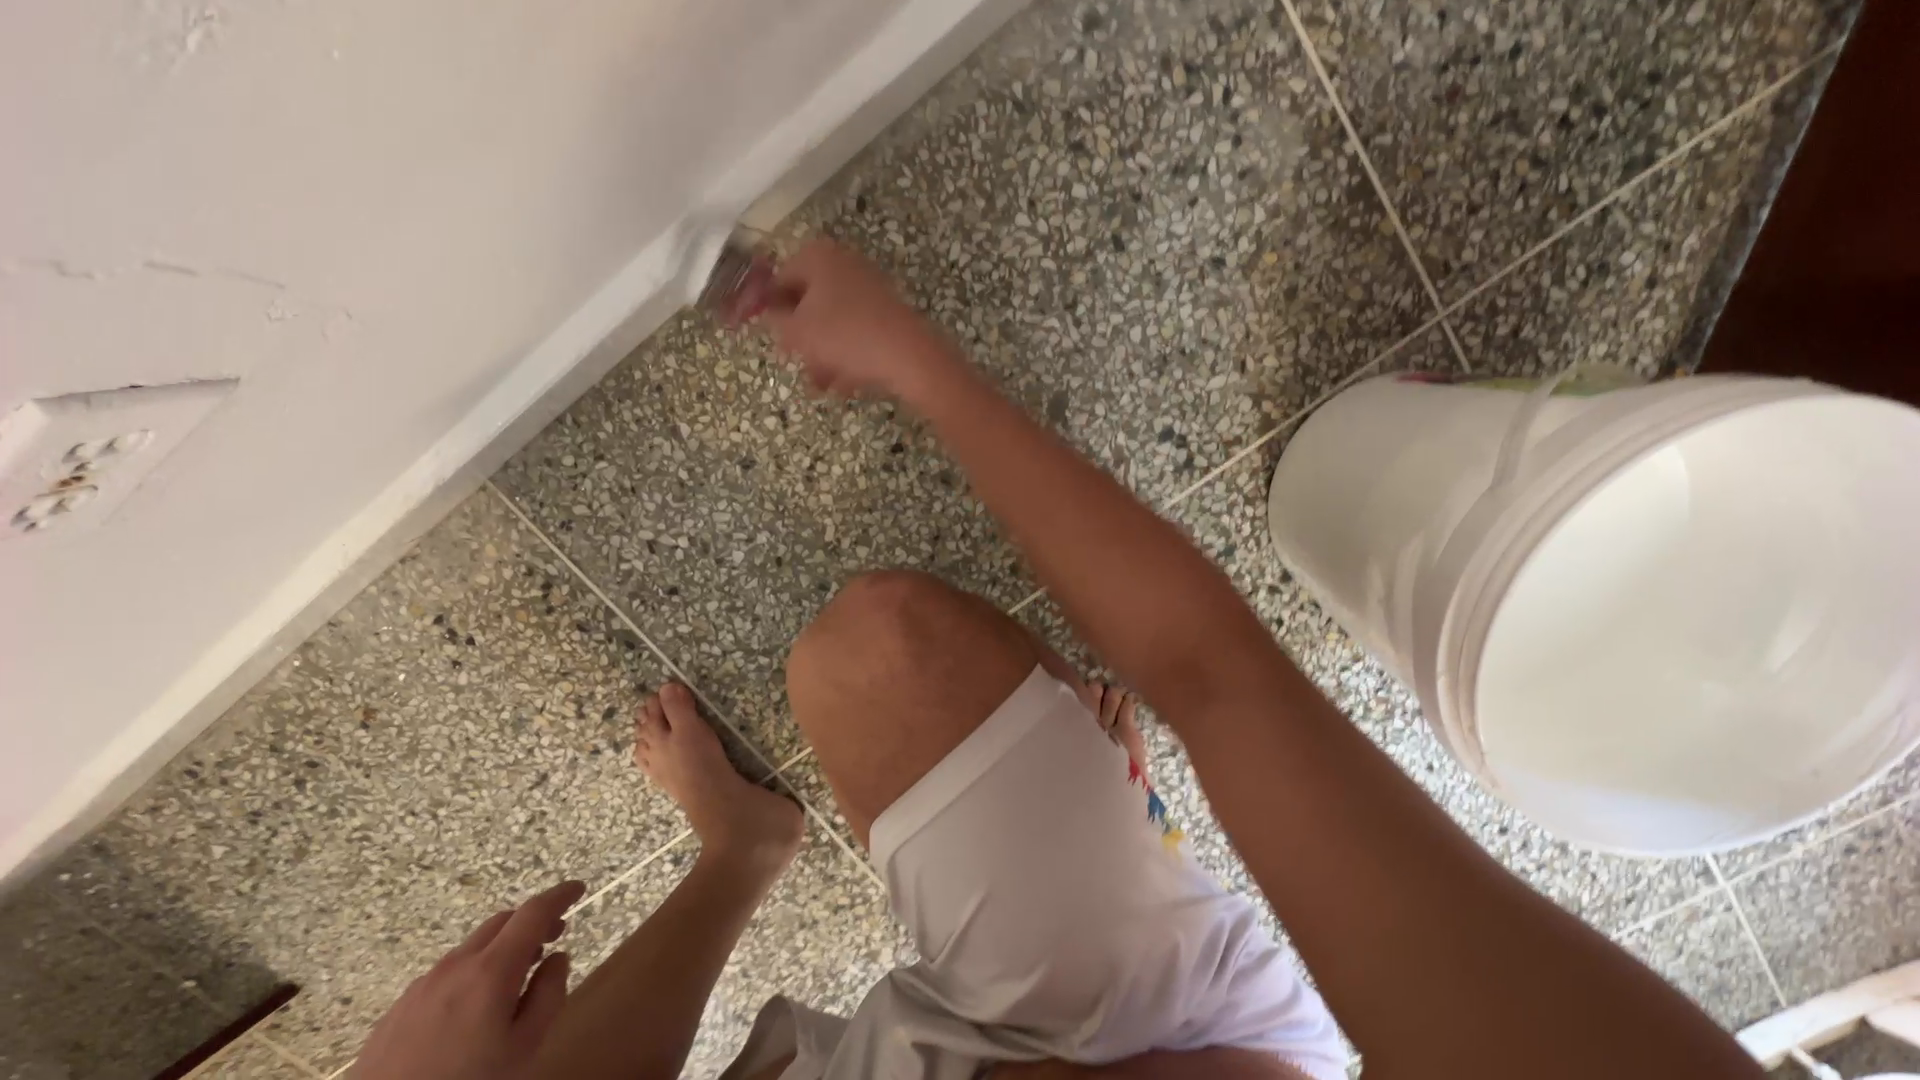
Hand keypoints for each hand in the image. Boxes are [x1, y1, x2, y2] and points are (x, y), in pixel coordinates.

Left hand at [348, 880, 586, 1079]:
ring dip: (502, 946)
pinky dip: (473, 970)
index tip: (578, 888)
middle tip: (555, 936)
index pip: (533, 913)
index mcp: (491, 970)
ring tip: (518, 973)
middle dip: (532, 921)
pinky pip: (447, 972)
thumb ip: (549, 995)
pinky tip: (473, 1006)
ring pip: (473, 947)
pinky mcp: (401, 1006)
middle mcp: (456, 965)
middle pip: (501, 922)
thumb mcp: (525, 1047)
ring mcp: (423, 984)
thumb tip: (556, 959)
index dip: (559, 896)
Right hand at [764, 239, 966, 402]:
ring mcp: (869, 286)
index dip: (769, 310)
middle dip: (801, 338)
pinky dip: (847, 355)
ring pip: (833, 322)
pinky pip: (856, 332)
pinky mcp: (888, 312)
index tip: (769, 336)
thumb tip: (771, 315)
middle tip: (796, 362)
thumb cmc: (844, 336)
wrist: (908, 355)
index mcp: (817, 256)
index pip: (780, 280)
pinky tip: (845, 383)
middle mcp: (844, 263)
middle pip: (809, 302)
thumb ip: (775, 321)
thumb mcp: (796, 331)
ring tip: (820, 385)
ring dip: (822, 354)